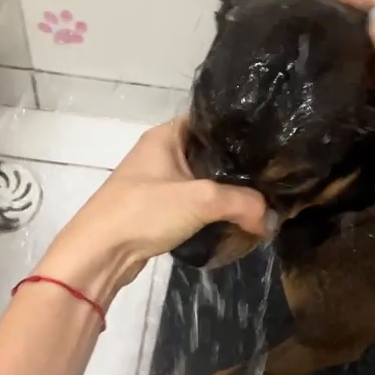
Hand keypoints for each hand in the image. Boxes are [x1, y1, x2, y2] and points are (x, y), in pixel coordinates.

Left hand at [34, 117, 270, 304]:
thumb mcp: (200, 200)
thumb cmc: (144, 212)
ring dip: (228, 195)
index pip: (212, 120)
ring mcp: (159, 182)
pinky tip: (235, 221)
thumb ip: (243, 204)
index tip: (273, 143)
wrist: (99, 254)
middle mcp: (162, 153)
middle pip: (212, 154)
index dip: (241, 130)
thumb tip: (271, 220)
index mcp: (167, 135)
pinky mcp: (159, 210)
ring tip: (261, 201)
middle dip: (240, 169)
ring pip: (204, 182)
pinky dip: (213, 213)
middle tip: (275, 178)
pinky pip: (195, 205)